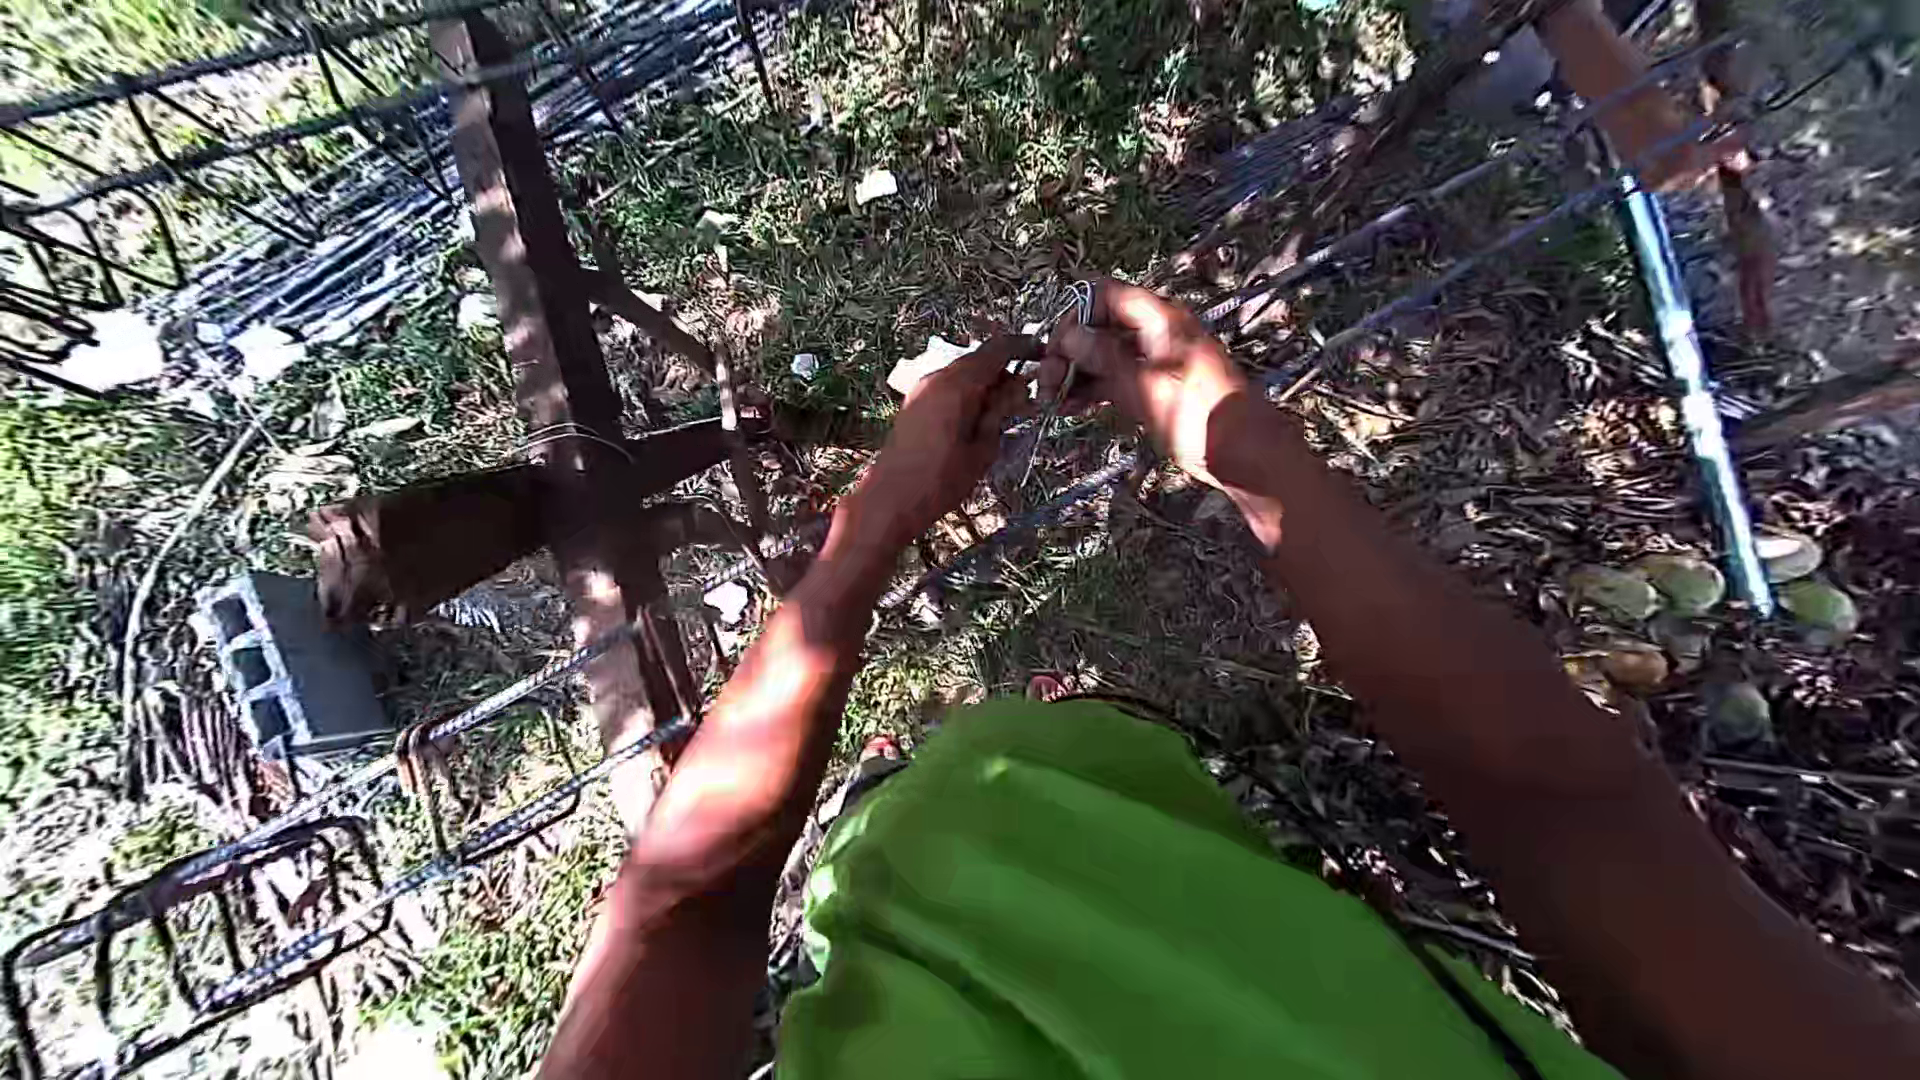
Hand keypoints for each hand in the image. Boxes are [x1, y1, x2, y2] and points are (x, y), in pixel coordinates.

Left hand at [837, 334, 1034, 553]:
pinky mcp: (914, 404)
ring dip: (986, 386)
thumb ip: (1000, 411)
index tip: (1042, 356)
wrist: (890, 500)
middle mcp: (937, 377)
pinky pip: (947, 388)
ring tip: (1006, 413)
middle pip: (979, 360)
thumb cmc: (941, 480)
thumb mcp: (982, 448)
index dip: (1023, 347)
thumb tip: (1018, 387)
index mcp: (957, 384)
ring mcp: (921, 389)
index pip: (997, 349)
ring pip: (962, 375)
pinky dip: (968, 395)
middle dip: (1005, 373)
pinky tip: (979, 419)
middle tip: (1027, 399)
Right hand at [1041, 280, 1246, 487]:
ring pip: (1100, 356)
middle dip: (1068, 351)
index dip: (1074, 317)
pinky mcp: (1148, 388)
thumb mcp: (1146, 385)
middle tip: (1046, 383)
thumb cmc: (1198, 415)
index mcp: (1159, 319)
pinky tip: (1069, 407)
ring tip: (1051, 400)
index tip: (1055, 350)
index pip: (1104, 295)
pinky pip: (1111, 380)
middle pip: (1097, 327)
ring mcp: (1149, 362)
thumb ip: (1105, 358)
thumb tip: (1069, 336)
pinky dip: (1090, 391)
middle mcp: (1152, 334)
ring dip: (1074, 374)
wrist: (1241, 453)